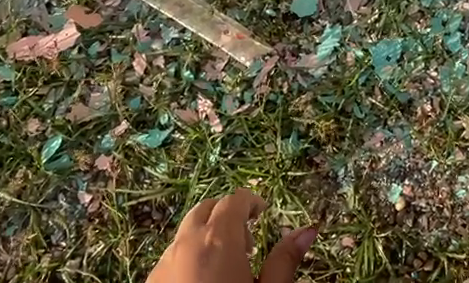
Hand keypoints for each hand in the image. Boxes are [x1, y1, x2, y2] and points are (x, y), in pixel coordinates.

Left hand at [145, 189, 316, 282]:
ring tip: (225, 268)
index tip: (263, 214)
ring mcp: (162, 268)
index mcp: (218, 240)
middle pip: (204, 210)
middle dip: (225, 215)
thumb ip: (284, 260)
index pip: (234, 201)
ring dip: (205, 238)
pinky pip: (169, 262)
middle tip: (246, 239)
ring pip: (184, 236)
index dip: (251, 202)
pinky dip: (187, 260)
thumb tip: (307, 231)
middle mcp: (185, 246)